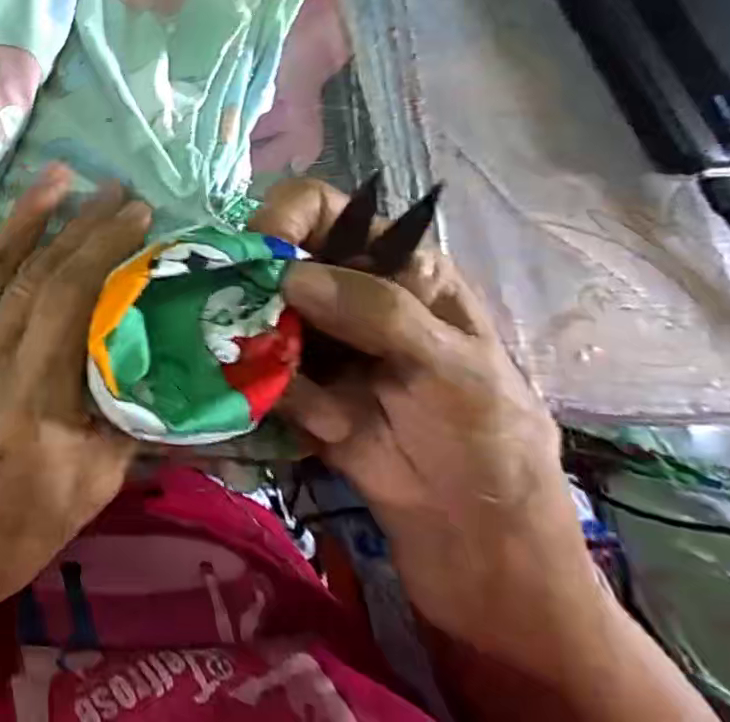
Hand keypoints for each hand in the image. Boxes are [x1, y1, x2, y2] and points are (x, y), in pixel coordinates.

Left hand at [0, 168, 149, 662]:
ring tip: (57, 175)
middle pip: (41, 271)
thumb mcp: (95, 481)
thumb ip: (126, 413)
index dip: (106, 247)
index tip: (138, 214)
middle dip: (83, 224)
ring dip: (26, 216)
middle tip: (116, 189)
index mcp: (37, 388)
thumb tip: (161, 355)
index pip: (74, 294)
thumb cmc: (23, 520)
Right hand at [248, 179, 585, 654]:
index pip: (318, 208)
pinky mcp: (281, 373)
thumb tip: (290, 274)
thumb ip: (382, 311)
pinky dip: (272, 390)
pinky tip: (324, 423)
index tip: (261, 249)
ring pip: (248, 310)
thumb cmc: (481, 430)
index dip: (283, 216)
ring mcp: (304, 331)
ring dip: (263, 348)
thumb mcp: (455, 364)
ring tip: (316, 398)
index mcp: (389, 264)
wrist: (463, 521)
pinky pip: (248, 361)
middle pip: (268, 258)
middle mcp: (337, 287)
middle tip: (269, 336)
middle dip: (258, 292)